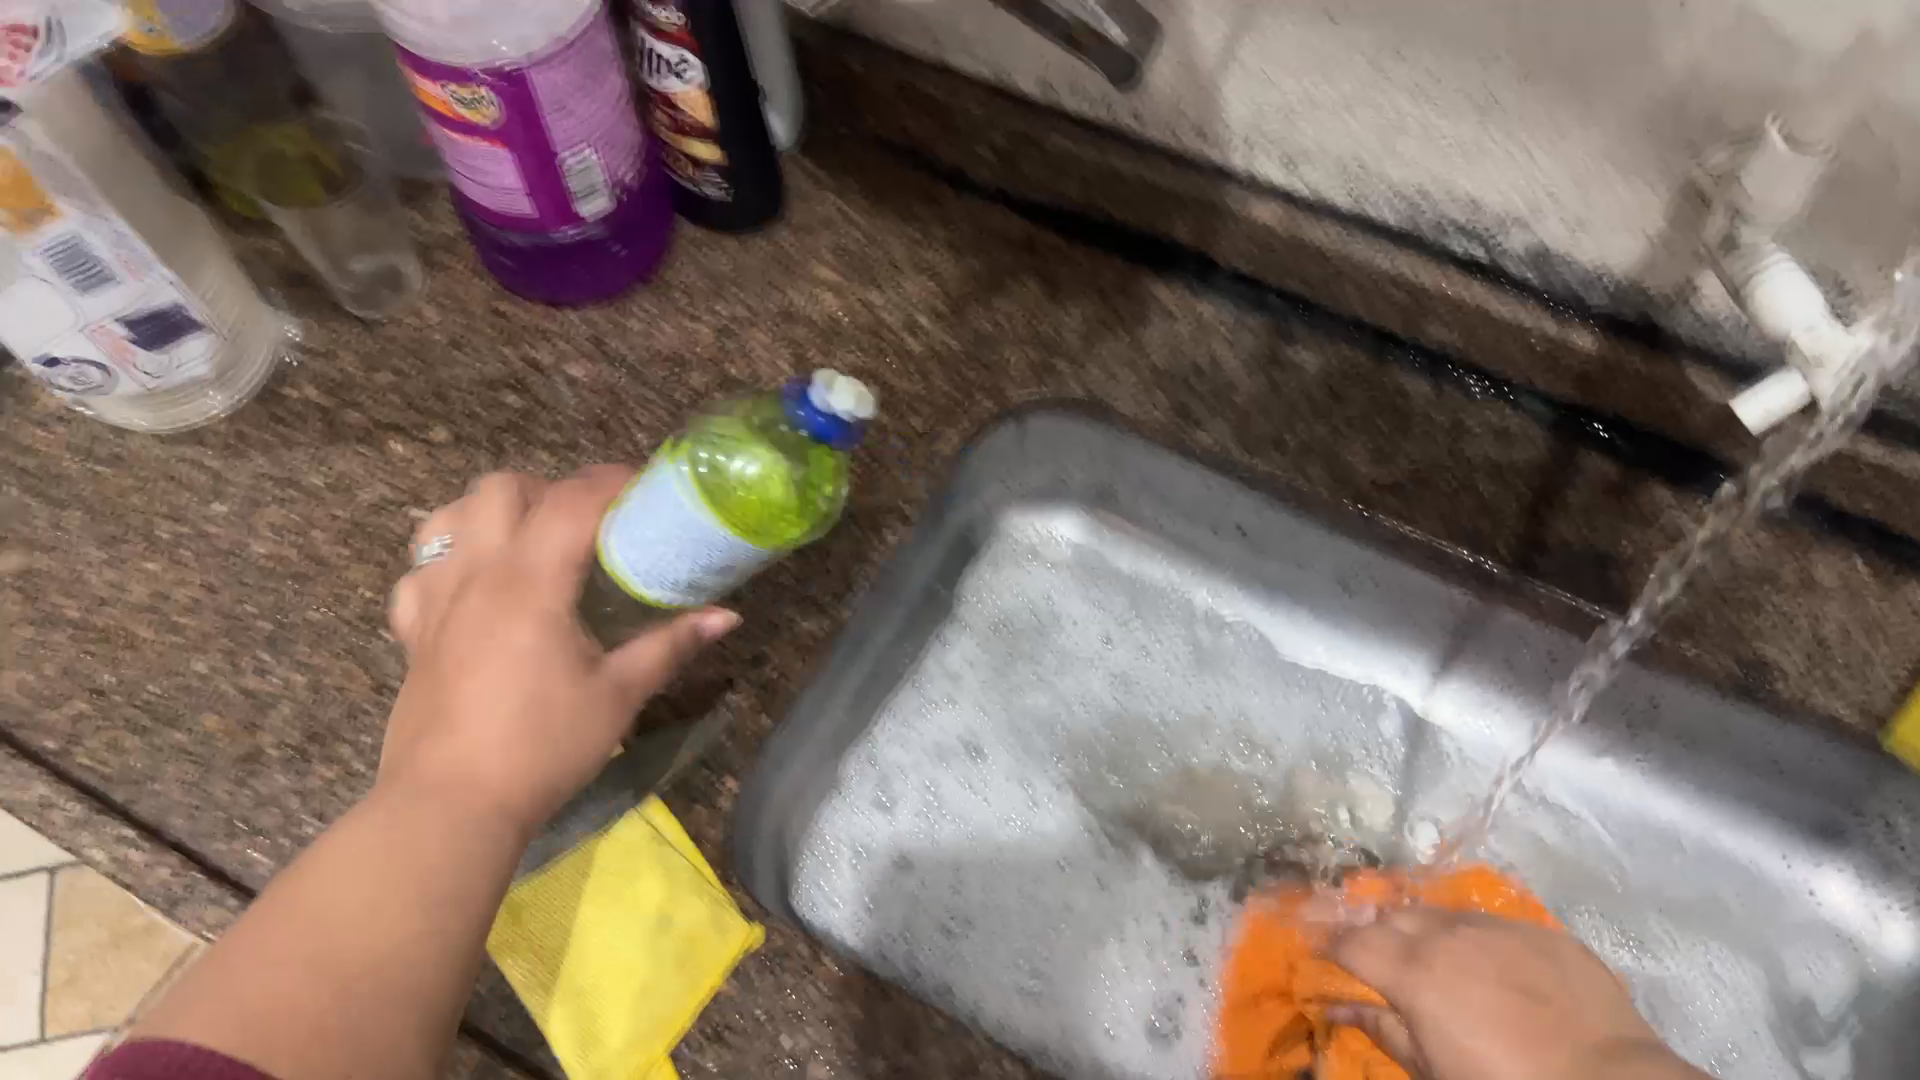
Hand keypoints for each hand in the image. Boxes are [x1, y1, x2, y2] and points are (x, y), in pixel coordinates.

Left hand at [382, 466, 738, 836]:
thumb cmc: (544, 746)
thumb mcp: (620, 694)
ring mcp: (435, 601)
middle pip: (501, 488)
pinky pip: (420, 569)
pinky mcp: (413, 631)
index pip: (571, 501)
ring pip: (449, 515)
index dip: (612, 480)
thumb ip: (672, 644)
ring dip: (494, 511)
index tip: (646, 484)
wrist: (450, 807)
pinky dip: (450, 558)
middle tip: (589, 521)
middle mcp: (477, 576)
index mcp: (530, 583)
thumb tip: (727, 617)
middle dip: (550, 488)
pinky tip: (478, 585)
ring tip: (532, 539)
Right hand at [1327, 909, 1706, 1079]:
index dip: (1328, 942)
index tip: (1319, 947)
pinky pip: (1495, 925)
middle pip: (1390, 916)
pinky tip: (1493, 965)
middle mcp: (1444, 934)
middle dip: (1374, 930)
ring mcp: (1496, 928)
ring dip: (1425, 929)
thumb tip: (1340, 1007)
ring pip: (1441, 913)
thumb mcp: (1433, 1072)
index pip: (1349, 941)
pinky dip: (1480, 940)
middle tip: (1376, 952)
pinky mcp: (1544, 933)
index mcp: (1410, 970)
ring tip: (1433, 954)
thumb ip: (1384, 1031)